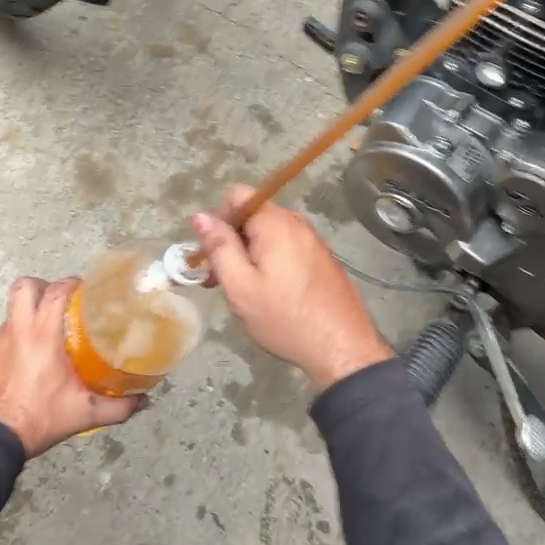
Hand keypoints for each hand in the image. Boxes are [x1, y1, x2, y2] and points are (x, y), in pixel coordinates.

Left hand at [0, 277, 144, 456]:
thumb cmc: (37, 419)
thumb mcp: (83, 414)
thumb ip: (117, 407)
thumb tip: (142, 401)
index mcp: (42, 334)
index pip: (56, 291)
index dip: (71, 283)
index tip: (84, 290)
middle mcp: (16, 330)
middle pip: (24, 286)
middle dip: (42, 286)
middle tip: (59, 302)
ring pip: (12, 312)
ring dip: (28, 314)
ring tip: (46, 334)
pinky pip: (2, 337)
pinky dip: (16, 339)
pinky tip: (26, 362)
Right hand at [191, 185, 393, 390]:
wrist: (342, 349)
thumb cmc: (286, 319)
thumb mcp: (241, 287)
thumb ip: (219, 248)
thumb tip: (201, 216)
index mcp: (276, 224)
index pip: (239, 195)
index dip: (219, 219)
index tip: (214, 254)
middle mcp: (298, 224)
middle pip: (254, 215)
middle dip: (233, 240)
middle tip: (222, 280)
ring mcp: (314, 242)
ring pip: (271, 234)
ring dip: (251, 254)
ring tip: (246, 292)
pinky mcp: (323, 260)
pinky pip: (289, 248)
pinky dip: (272, 262)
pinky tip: (273, 295)